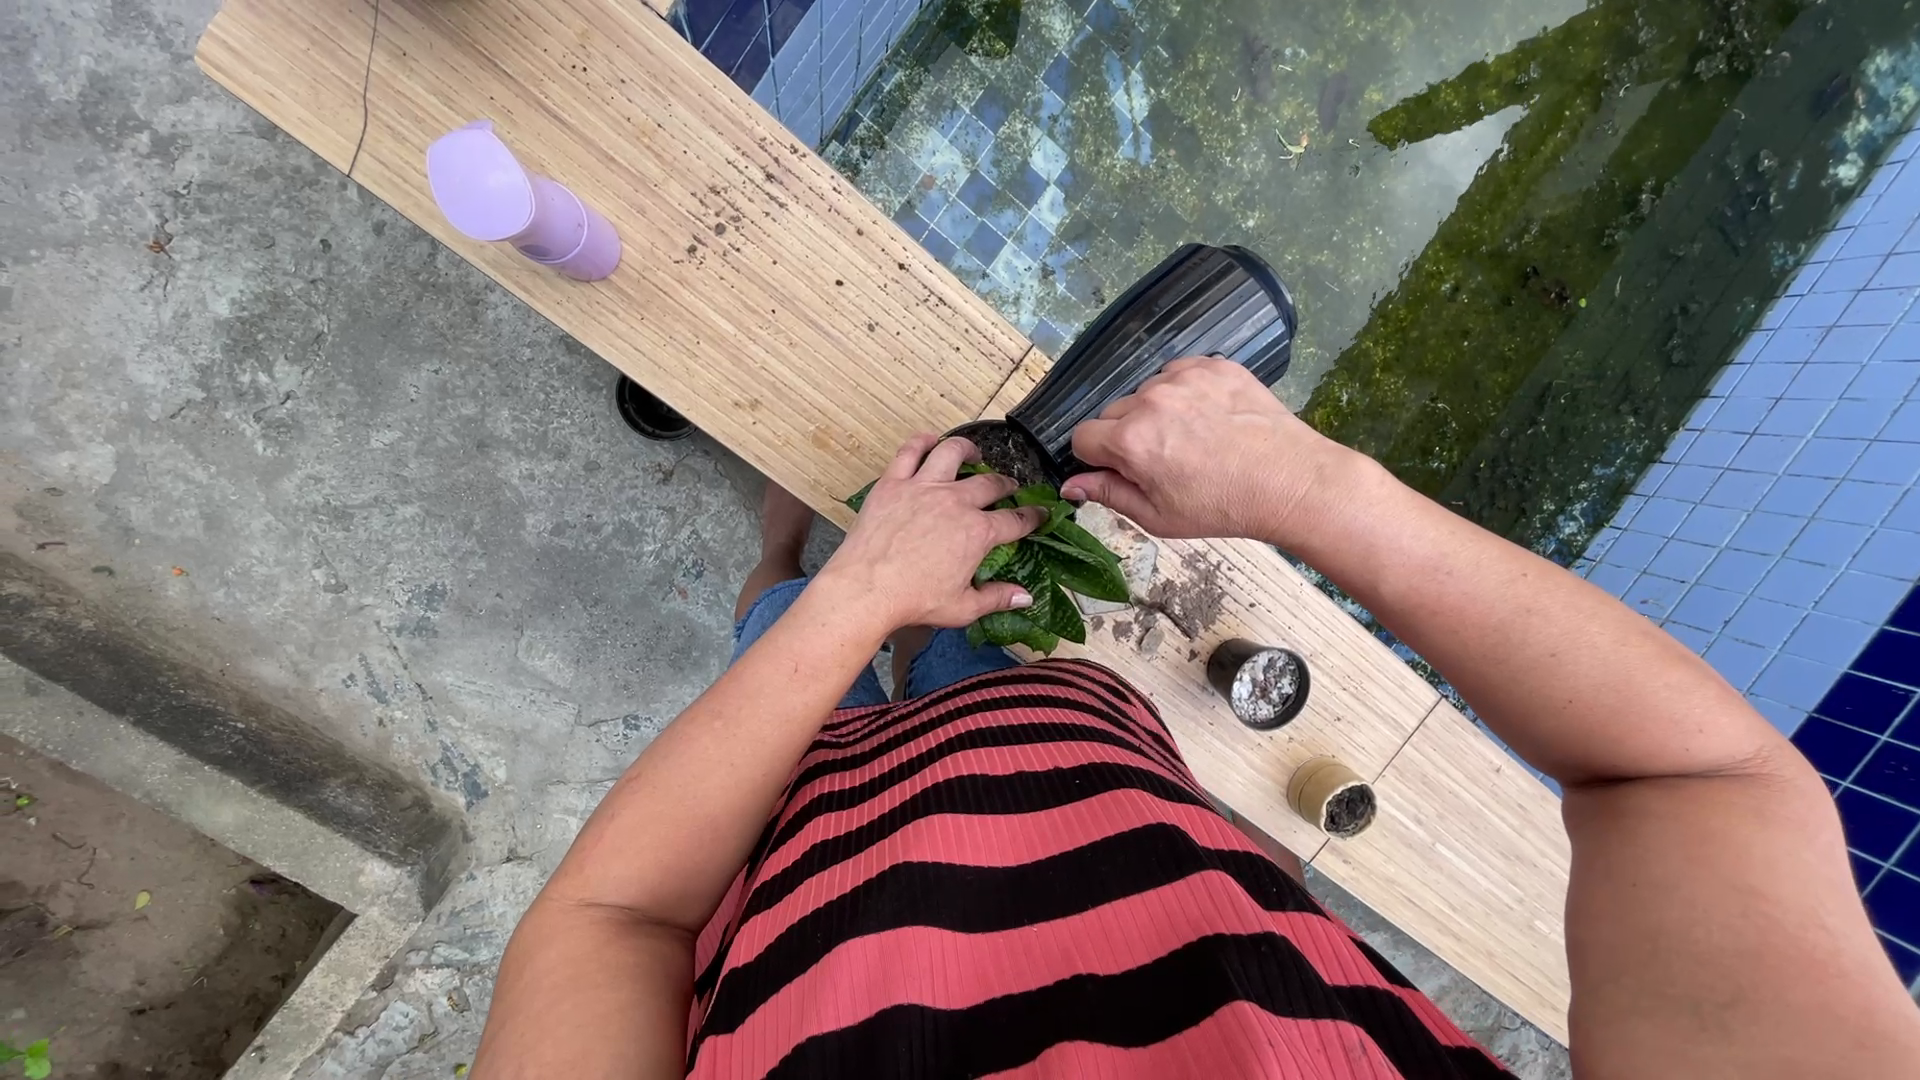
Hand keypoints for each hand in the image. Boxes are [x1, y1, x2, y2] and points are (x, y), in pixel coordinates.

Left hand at [819, 434, 1045, 631]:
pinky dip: (922, 441)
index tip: (1039, 515)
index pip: (1016, 520)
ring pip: (952, 453)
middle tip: (1008, 487)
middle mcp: (955, 501)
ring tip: (974, 454)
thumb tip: (1025, 596)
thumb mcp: (963, 607)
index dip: (1032, 517)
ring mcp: (923, 487)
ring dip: (968, 450)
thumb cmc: (914, 601)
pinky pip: (909, 451)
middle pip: (990, 484)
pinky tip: (929, 440)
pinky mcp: (893, 483)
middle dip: (1005, 484)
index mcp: (978, 532)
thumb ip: (998, 598)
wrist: (866, 590)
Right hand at [1061, 357, 1360, 542]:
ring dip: (1155, 412)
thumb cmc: (1223, 507)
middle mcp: (1151, 401)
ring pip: (1145, 393)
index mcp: (1131, 441)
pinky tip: (1207, 419)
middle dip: (1126, 436)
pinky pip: (1178, 374)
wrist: (1290, 481)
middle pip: (1112, 413)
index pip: (1082, 437)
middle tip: (1162, 460)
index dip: (1097, 458)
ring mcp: (1184, 378)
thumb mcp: (1157, 516)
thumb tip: (1069, 485)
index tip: (1121, 469)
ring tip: (1191, 438)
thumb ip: (1108, 494)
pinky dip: (1185, 393)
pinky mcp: (1213, 365)